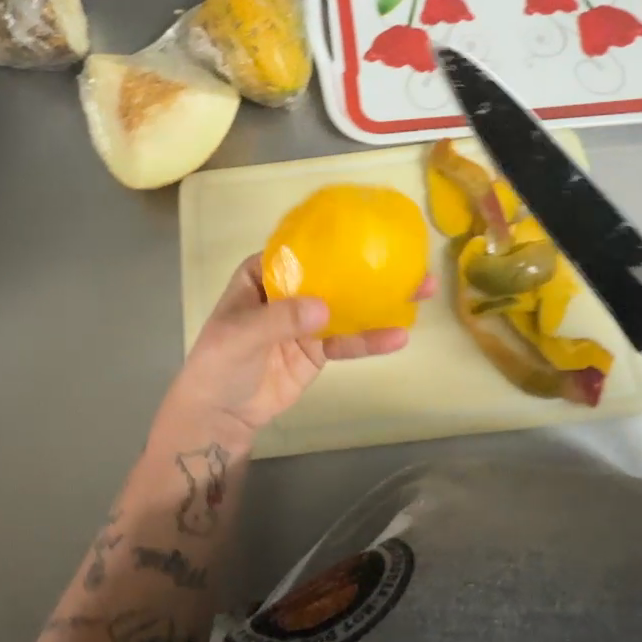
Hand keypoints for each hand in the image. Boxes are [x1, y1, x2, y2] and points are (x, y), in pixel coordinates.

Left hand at [158, 255, 431, 447]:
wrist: (220, 416)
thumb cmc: (218, 363)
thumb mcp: (241, 336)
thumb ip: (279, 320)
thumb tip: (323, 308)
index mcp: (263, 274)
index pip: (299, 247)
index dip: (331, 235)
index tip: (369, 226)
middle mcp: (288, 291)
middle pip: (333, 273)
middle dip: (369, 265)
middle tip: (411, 258)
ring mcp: (306, 320)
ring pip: (347, 305)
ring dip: (382, 299)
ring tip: (422, 290)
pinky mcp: (318, 350)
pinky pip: (348, 340)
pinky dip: (371, 339)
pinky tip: (399, 336)